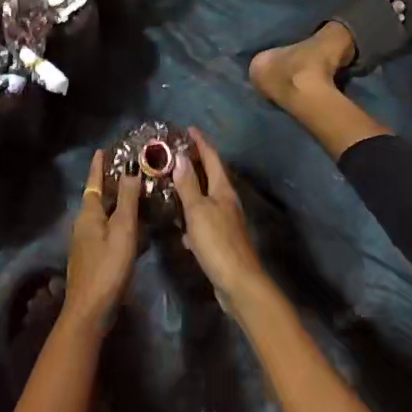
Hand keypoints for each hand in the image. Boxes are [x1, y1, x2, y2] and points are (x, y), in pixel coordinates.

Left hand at [64, 150, 140, 333]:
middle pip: (96, 197)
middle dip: (109, 182)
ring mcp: (85, 242)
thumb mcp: (123, 230)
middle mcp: (83, 224)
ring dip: (114, 200)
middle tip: (126, 167)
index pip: (94, 183)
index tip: (102, 150)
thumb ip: (128, 200)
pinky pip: (104, 227)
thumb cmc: (108, 267)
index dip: (98, 167)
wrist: (89, 310)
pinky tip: (128, 223)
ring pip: (101, 213)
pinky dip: (115, 218)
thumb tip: (131, 169)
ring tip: (131, 191)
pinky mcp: (91, 256)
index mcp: (89, 214)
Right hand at [174, 127, 268, 301]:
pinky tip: (181, 224)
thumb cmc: (217, 242)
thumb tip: (180, 158)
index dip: (201, 142)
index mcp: (223, 189)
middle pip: (211, 174)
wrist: (238, 282)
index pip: (212, 158)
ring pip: (207, 196)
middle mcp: (227, 200)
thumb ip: (188, 185)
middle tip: (176, 152)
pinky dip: (192, 215)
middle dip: (196, 162)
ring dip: (192, 187)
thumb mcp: (198, 211)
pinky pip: (204, 218)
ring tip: (174, 182)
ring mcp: (226, 220)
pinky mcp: (221, 238)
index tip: (189, 129)